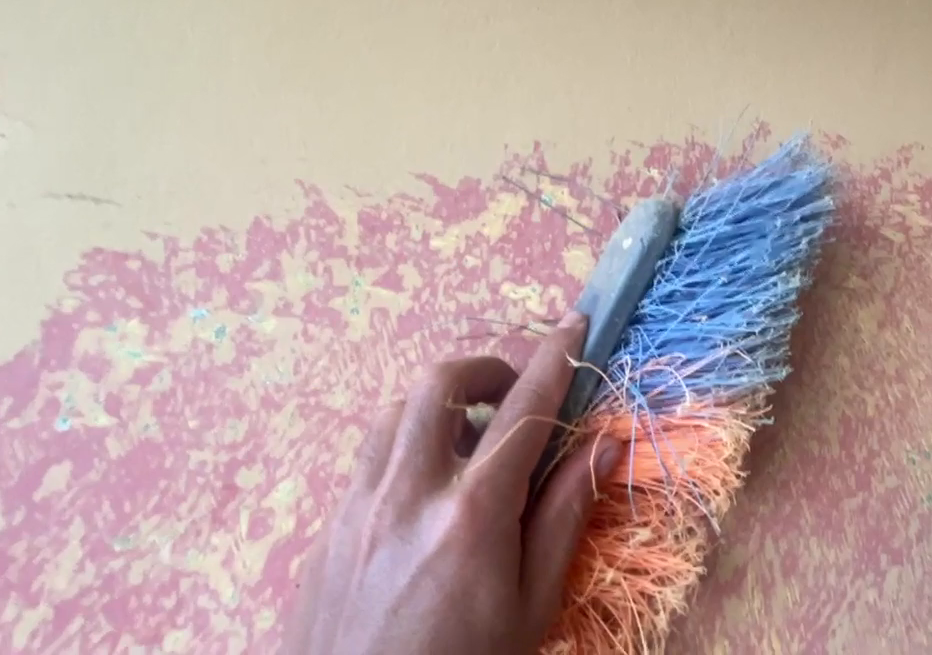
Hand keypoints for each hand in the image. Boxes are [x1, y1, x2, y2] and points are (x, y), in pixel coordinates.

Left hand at [283, 311, 621, 654]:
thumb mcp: (533, 606)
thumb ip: (566, 512)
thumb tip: (605, 440)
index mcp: (472, 514)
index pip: (525, 409)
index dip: (555, 358)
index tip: (575, 323)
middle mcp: (408, 493)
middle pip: (441, 382)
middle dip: (486, 367)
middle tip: (513, 393)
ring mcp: (357, 508)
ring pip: (397, 411)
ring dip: (442, 405)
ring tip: (469, 443)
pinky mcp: (326, 529)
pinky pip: (369, 456)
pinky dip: (408, 444)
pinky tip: (427, 491)